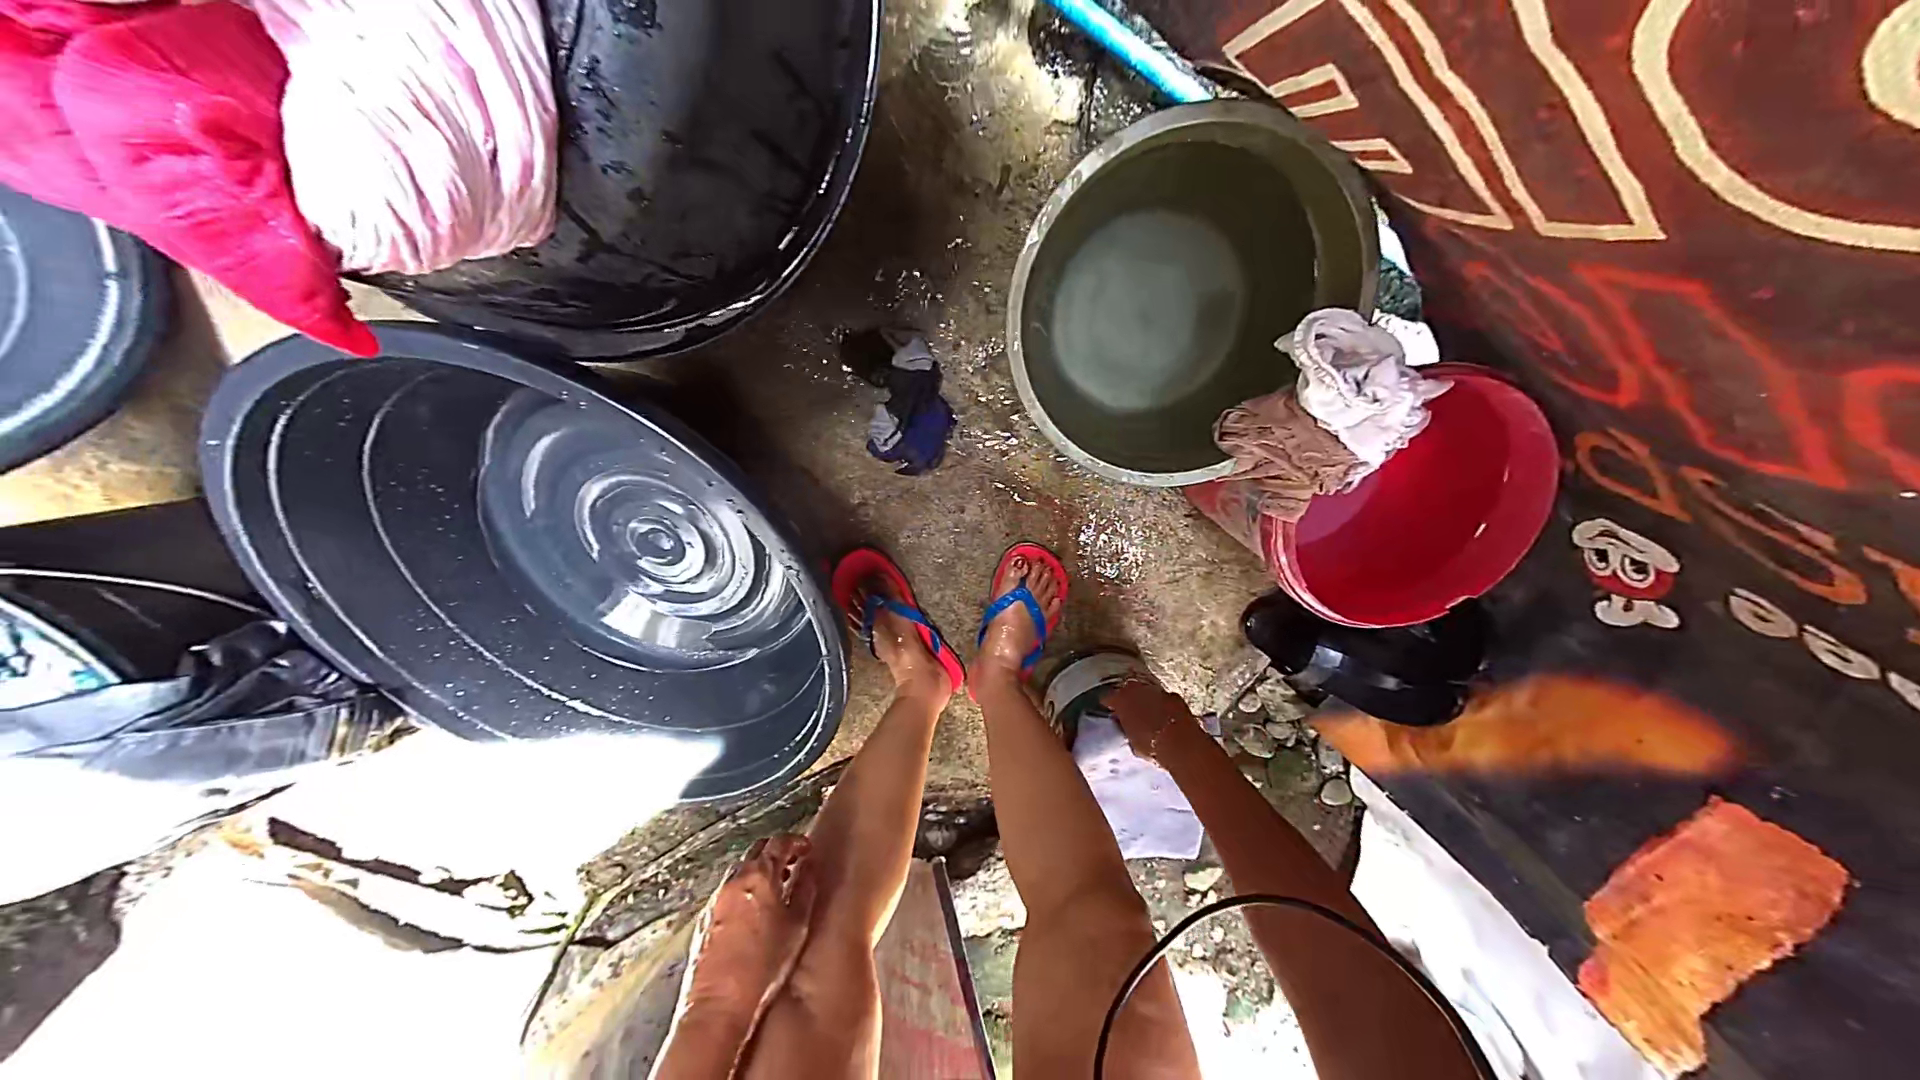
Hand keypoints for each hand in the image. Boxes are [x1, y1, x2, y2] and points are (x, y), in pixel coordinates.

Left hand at [683, 834, 816, 1010]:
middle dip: (776, 852)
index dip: (796, 841)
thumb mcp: (797, 925)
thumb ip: (806, 889)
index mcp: (760, 876)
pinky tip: (753, 914)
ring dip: (758, 873)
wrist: (719, 1004)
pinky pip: (726, 893)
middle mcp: (734, 881)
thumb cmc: (761, 968)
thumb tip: (810, 870)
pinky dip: (742, 893)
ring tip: (775, 890)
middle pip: (757, 850)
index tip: (806, 848)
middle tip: (793, 863)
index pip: (779, 842)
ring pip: (740, 871)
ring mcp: (716, 899)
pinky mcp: (704, 919)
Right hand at [1103, 677, 1196, 763]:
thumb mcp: (1131, 741)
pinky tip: (1165, 715)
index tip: (1110, 710)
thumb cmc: (1151, 744)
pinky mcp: (1174, 696)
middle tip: (1129, 710)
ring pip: (1146, 691)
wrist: (1181, 743)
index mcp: (1121, 699)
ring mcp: (1156, 691)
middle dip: (1128, 697)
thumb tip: (1125, 725)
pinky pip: (1163, 698)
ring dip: (1146, 699)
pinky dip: (1162, 704)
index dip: (1108, 704)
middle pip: (1128, 689)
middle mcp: (1137, 689)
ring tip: (1148, 713)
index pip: (1108, 697)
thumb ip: (1125, 728)